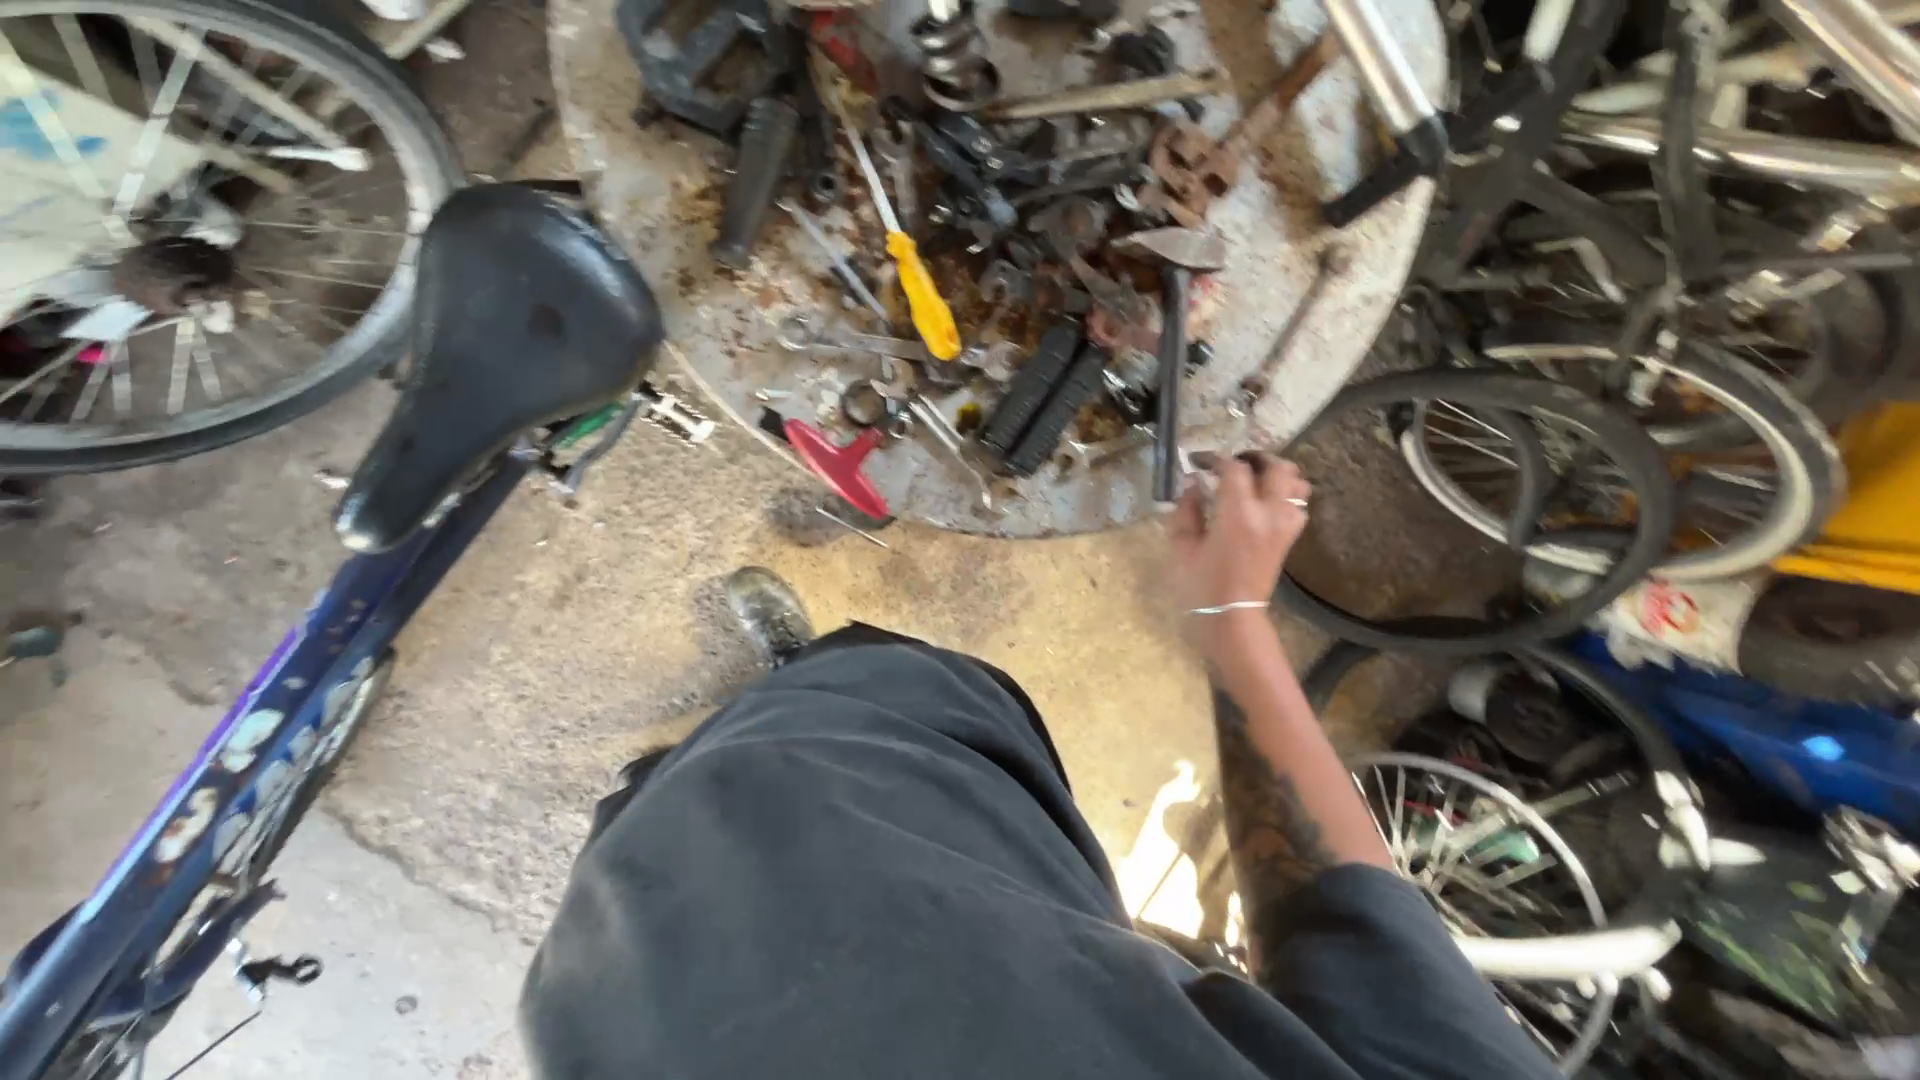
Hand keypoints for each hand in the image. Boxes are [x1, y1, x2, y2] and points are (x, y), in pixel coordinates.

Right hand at [1166, 453, 1311, 655]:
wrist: (1232, 616)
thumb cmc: (1201, 585)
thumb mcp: (1184, 546)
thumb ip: (1187, 510)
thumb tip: (1191, 483)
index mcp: (1238, 514)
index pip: (1234, 469)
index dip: (1217, 459)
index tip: (1200, 461)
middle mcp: (1268, 513)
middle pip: (1276, 467)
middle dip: (1255, 458)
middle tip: (1233, 463)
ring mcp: (1284, 526)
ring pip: (1295, 483)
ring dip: (1276, 474)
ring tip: (1255, 478)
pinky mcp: (1289, 538)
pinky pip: (1298, 505)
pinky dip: (1286, 495)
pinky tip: (1266, 502)